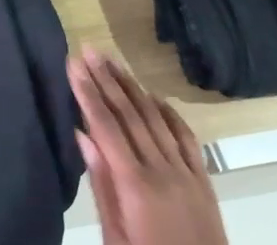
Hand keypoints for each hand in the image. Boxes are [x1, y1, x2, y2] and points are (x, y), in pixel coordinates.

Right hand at [69, 47, 227, 244]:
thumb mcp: (115, 237)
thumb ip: (101, 185)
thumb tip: (82, 135)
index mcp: (135, 186)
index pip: (106, 127)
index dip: (88, 92)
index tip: (73, 64)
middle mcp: (162, 171)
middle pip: (130, 115)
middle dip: (107, 80)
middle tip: (89, 50)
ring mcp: (187, 174)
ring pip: (156, 119)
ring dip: (133, 87)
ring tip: (113, 62)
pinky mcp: (204, 182)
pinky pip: (186, 138)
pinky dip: (168, 113)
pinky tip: (155, 98)